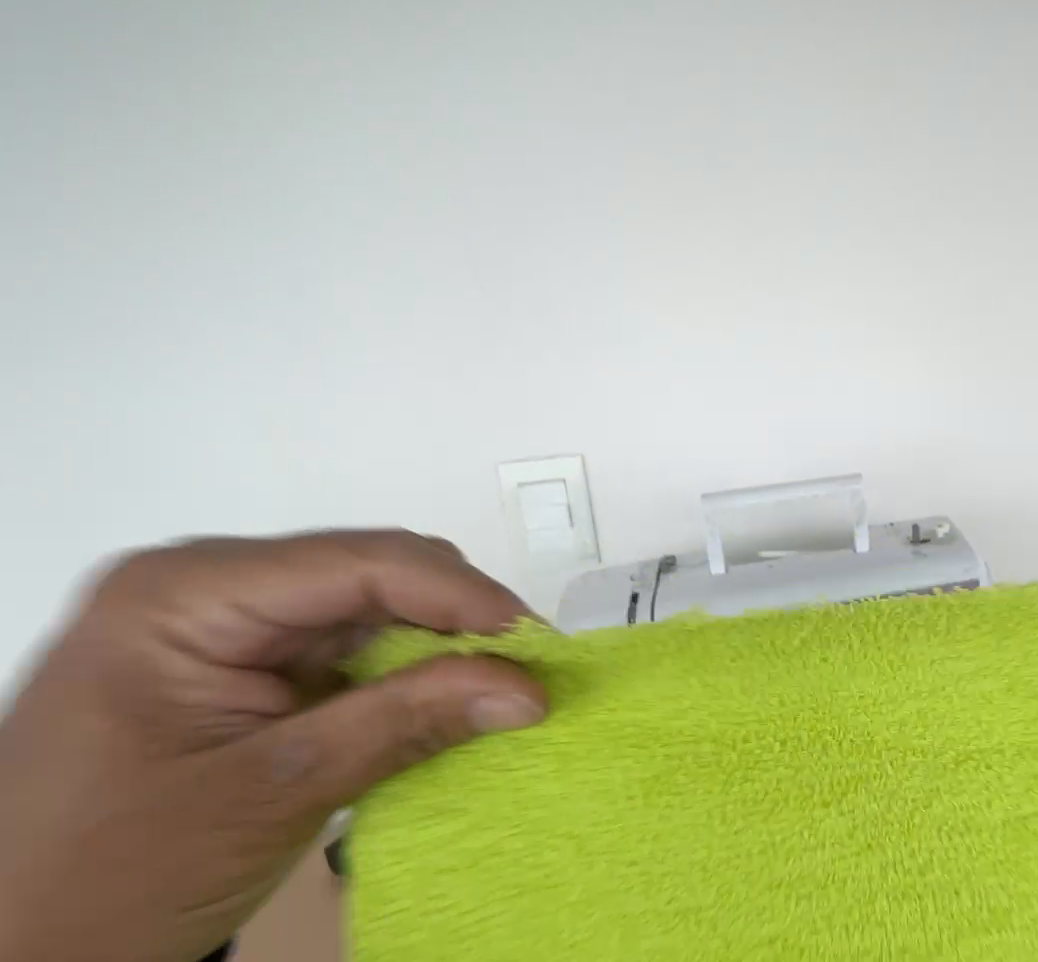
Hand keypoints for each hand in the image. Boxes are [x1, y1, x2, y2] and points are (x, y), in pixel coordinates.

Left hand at [0, 532, 547, 961]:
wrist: (5, 960)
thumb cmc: (107, 875)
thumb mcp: (272, 792)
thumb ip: (407, 723)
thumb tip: (532, 690)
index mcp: (186, 593)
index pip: (363, 563)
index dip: (464, 596)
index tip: (537, 644)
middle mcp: (212, 585)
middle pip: (379, 571)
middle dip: (460, 618)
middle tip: (524, 671)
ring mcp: (232, 620)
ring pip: (381, 602)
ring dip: (445, 644)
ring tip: (498, 685)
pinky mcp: (253, 657)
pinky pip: (360, 639)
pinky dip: (414, 669)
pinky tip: (446, 697)